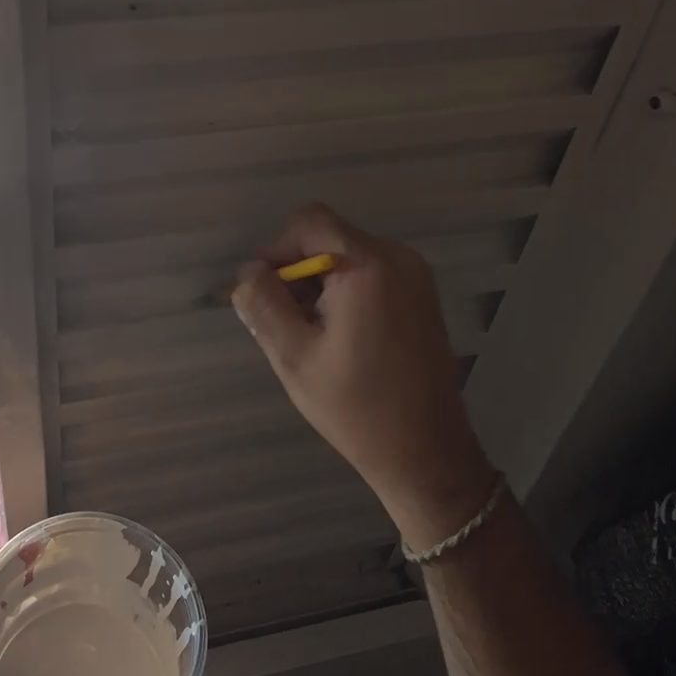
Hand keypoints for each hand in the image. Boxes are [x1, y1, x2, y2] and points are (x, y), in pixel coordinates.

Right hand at [232, 204, 494, 545]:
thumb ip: (263, 304)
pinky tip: (340, 335)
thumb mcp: (294, 356)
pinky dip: (345, 291)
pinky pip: (370, 272)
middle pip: (328, 237)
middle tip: (287, 322)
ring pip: (346, 255)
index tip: (266, 291)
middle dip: (298, 272)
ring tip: (313, 335)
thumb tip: (248, 271)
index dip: (277, 249)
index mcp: (368, 267)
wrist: (427, 453)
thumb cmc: (357, 408)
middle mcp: (398, 258)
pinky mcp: (421, 294)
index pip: (309, 222)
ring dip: (319, 283)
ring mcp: (416, 275)